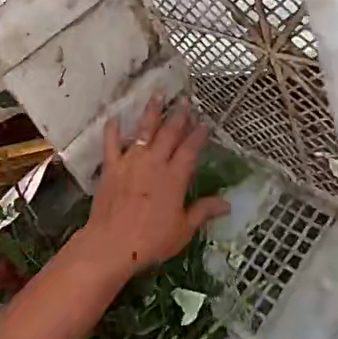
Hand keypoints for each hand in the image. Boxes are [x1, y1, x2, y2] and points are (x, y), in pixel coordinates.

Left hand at [71, 94, 227, 280]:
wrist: (113, 242)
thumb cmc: (152, 239)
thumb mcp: (183, 229)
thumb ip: (203, 211)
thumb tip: (227, 203)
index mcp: (174, 177)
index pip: (190, 150)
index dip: (198, 135)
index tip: (204, 122)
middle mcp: (153, 163)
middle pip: (168, 135)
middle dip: (178, 117)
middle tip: (185, 102)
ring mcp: (130, 162)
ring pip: (142, 131)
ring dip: (151, 113)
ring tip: (157, 96)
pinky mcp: (111, 167)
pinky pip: (111, 143)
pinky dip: (112, 130)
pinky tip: (114, 118)